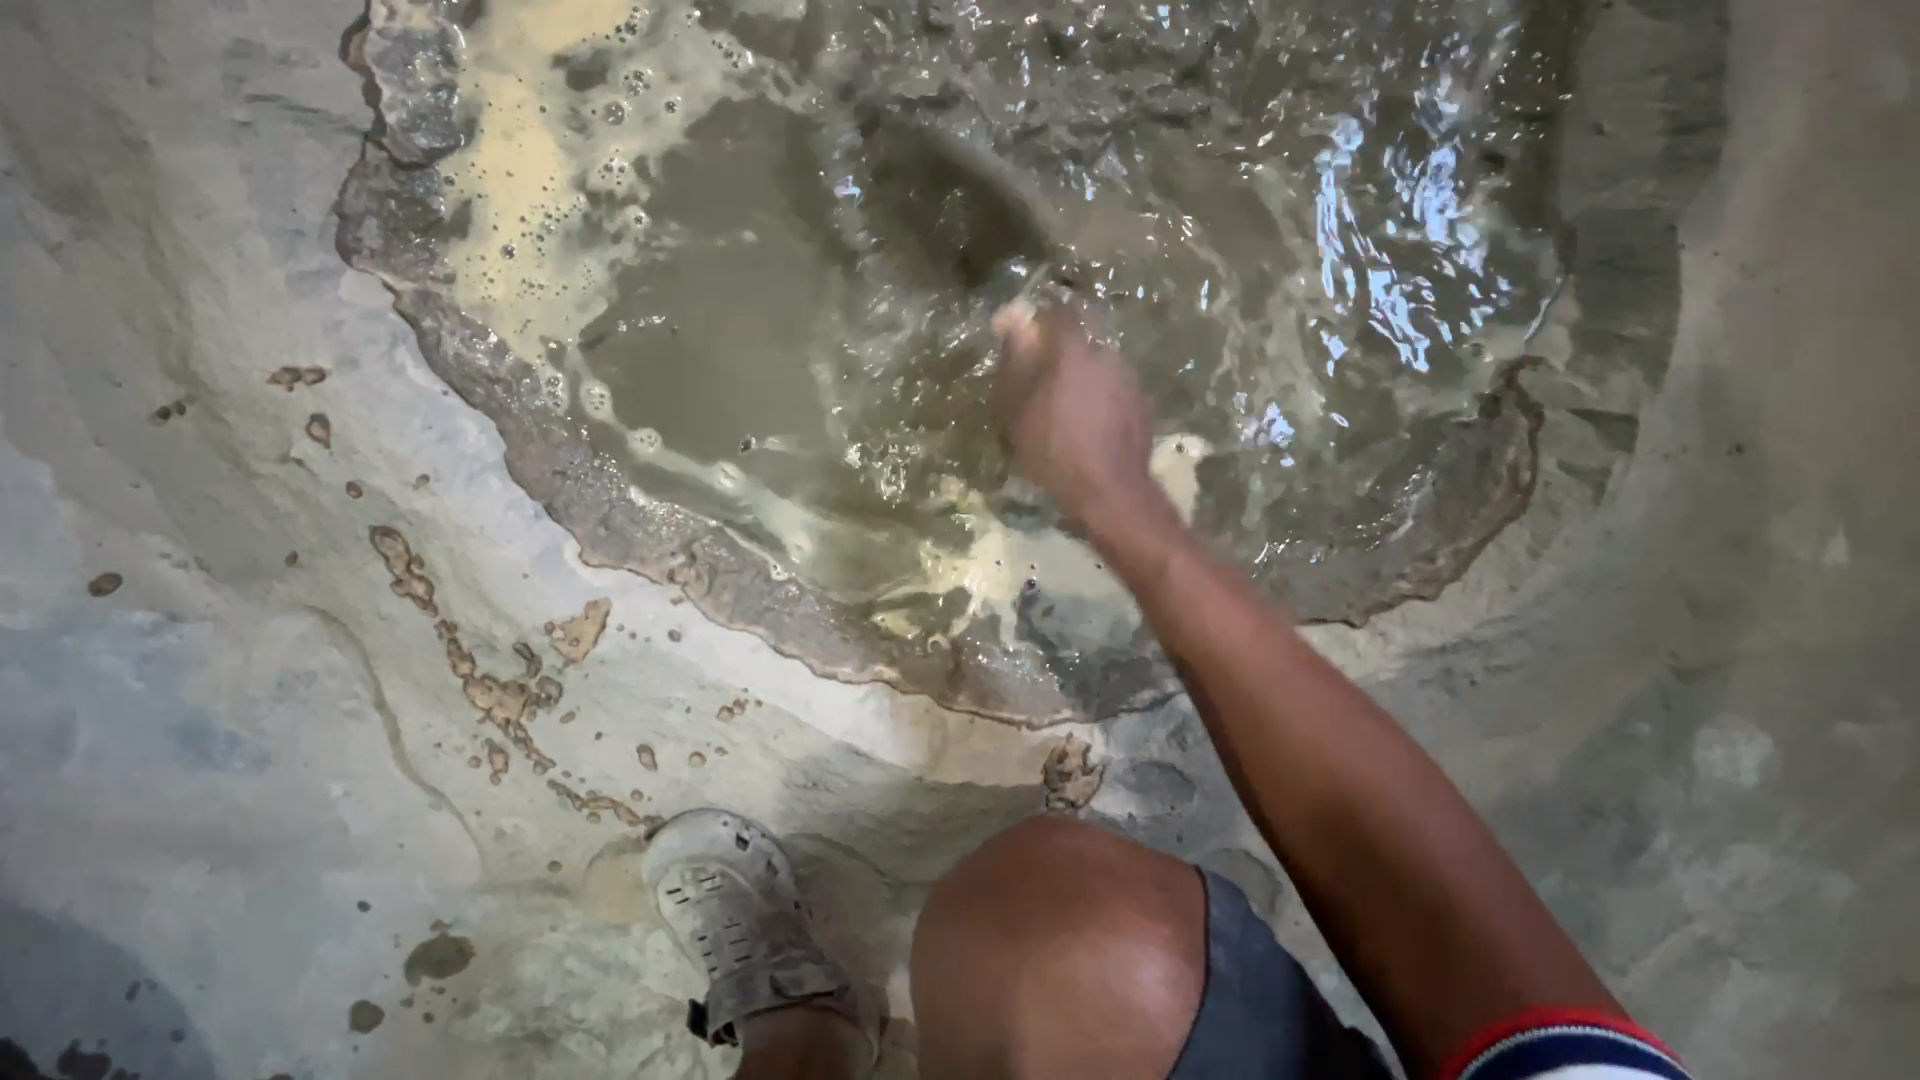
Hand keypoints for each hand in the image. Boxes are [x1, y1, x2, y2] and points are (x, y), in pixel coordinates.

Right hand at [993, 300, 1160, 528]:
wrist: (1109, 491)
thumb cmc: (1053, 449)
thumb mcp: (1017, 409)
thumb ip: (1015, 359)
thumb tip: (1012, 318)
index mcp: (1074, 349)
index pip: (1059, 314)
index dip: (1041, 325)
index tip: (1028, 346)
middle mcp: (1107, 354)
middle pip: (1081, 344)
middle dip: (1063, 359)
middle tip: (1044, 389)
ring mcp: (1131, 379)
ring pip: (1101, 368)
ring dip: (1085, 382)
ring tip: (1069, 414)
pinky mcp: (1145, 404)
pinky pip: (1117, 392)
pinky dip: (1103, 402)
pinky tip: (1092, 429)